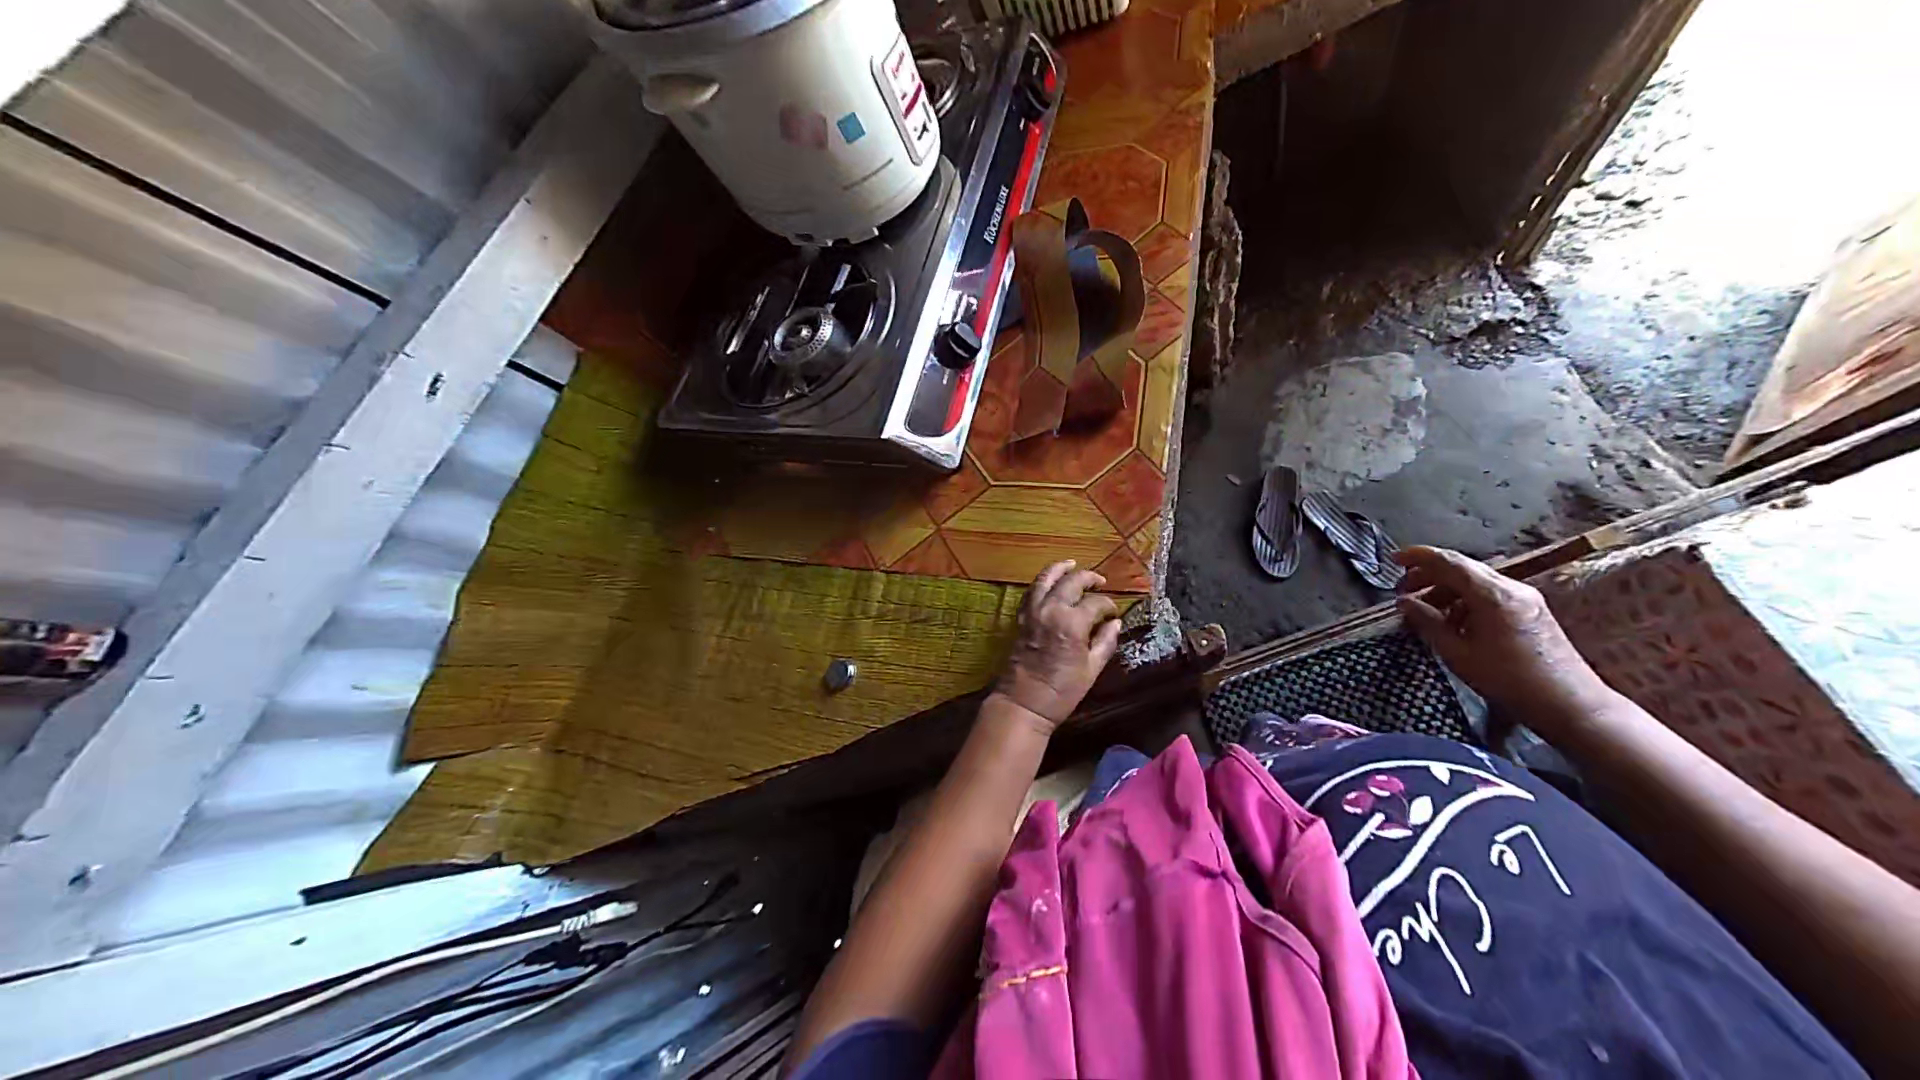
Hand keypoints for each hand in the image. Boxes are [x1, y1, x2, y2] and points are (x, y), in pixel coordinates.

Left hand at [994, 560, 1123, 728]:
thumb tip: (1115, 623)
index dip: (1108, 606)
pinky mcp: (1020, 618)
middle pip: (1071, 582)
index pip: (1096, 603)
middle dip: (1088, 578)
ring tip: (1072, 564)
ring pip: (1046, 579)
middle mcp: (1051, 610)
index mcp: (1072, 623)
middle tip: (1100, 581)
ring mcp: (1032, 612)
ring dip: (1060, 569)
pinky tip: (1050, 582)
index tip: (1114, 613)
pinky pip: (1031, 591)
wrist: (1023, 703)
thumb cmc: (1061, 691)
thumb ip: (1105, 642)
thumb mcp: (1091, 669)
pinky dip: (1042, 583)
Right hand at [1394, 546, 1609, 722]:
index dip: (1417, 557)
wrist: (1570, 703)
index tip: (1393, 560)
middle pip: (1462, 568)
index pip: (1448, 562)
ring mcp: (1524, 598)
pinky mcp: (1531, 610)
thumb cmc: (1508, 680)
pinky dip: (1464, 600)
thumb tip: (1405, 603)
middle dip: (1428, 575)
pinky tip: (1453, 622)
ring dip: (1445, 590)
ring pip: (1475, 581)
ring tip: (1424, 610)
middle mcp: (1510, 588)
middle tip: (1402, 590)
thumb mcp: (1458, 654)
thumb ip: (1428, 623)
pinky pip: (1489, 594)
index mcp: (1492, 595)